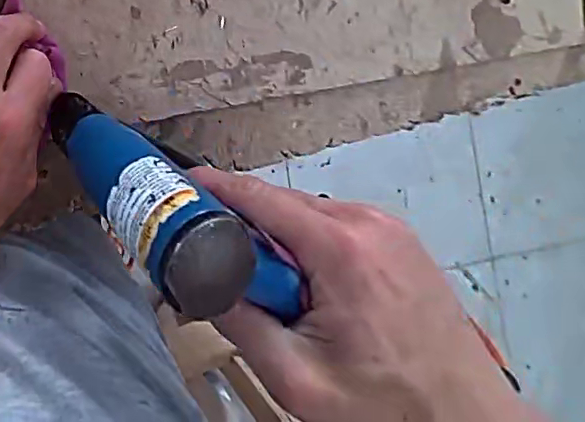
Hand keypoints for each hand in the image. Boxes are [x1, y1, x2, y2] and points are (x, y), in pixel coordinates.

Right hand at [191, 167, 545, 421]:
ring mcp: (388, 226)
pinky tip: (316, 291)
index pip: (260, 196)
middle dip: (250, 229)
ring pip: (310, 214)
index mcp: (341, 247)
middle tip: (228, 267)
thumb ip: (241, 324)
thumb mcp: (298, 380)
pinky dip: (314, 246)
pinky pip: (338, 226)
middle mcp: (366, 221)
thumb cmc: (392, 410)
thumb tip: (200, 287)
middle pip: (283, 204)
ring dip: (284, 242)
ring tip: (283, 296)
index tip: (185, 185)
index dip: (217, 187)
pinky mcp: (399, 239)